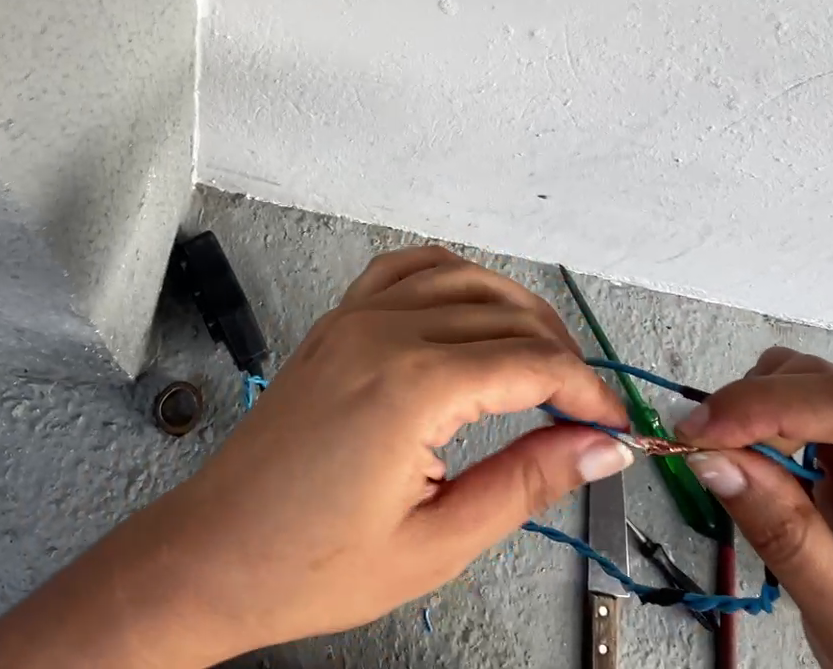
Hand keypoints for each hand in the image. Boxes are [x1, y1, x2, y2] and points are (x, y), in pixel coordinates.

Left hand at [0, 247, 632, 668]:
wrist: (215, 551)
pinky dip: (452, 277)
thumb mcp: (437, 543)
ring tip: (543, 361)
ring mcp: (355, 316)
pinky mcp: (336, 322)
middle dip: (562, 353)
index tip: (617, 427)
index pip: (533, 362)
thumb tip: (601, 448)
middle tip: (587, 408)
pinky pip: (404, 270)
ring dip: (514, 309)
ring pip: (462, 277)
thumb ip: (526, 482)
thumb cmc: (315, 564)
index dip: (589, 392)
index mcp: (415, 385)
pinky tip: (470, 309)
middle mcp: (386, 330)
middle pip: (505, 313)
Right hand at [675, 348, 832, 668]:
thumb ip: (788, 540)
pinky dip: (768, 427)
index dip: (773, 405)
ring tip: (736, 471)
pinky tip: (761, 471)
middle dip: (757, 408)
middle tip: (697, 451)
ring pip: (819, 388)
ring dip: (759, 414)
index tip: (697, 431)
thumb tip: (709, 457)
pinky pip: (812, 413)